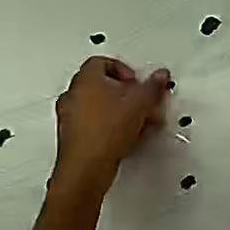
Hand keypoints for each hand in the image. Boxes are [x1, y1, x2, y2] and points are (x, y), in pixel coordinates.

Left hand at [52, 56, 170, 195]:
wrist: (87, 168)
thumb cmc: (104, 133)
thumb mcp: (140, 103)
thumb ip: (152, 87)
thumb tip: (160, 77)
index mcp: (86, 79)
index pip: (102, 62)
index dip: (123, 69)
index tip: (136, 81)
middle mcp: (73, 95)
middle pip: (101, 84)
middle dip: (125, 93)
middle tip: (140, 100)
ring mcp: (69, 117)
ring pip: (98, 106)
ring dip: (119, 111)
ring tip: (138, 122)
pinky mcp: (72, 137)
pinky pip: (93, 124)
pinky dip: (109, 126)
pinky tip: (127, 137)